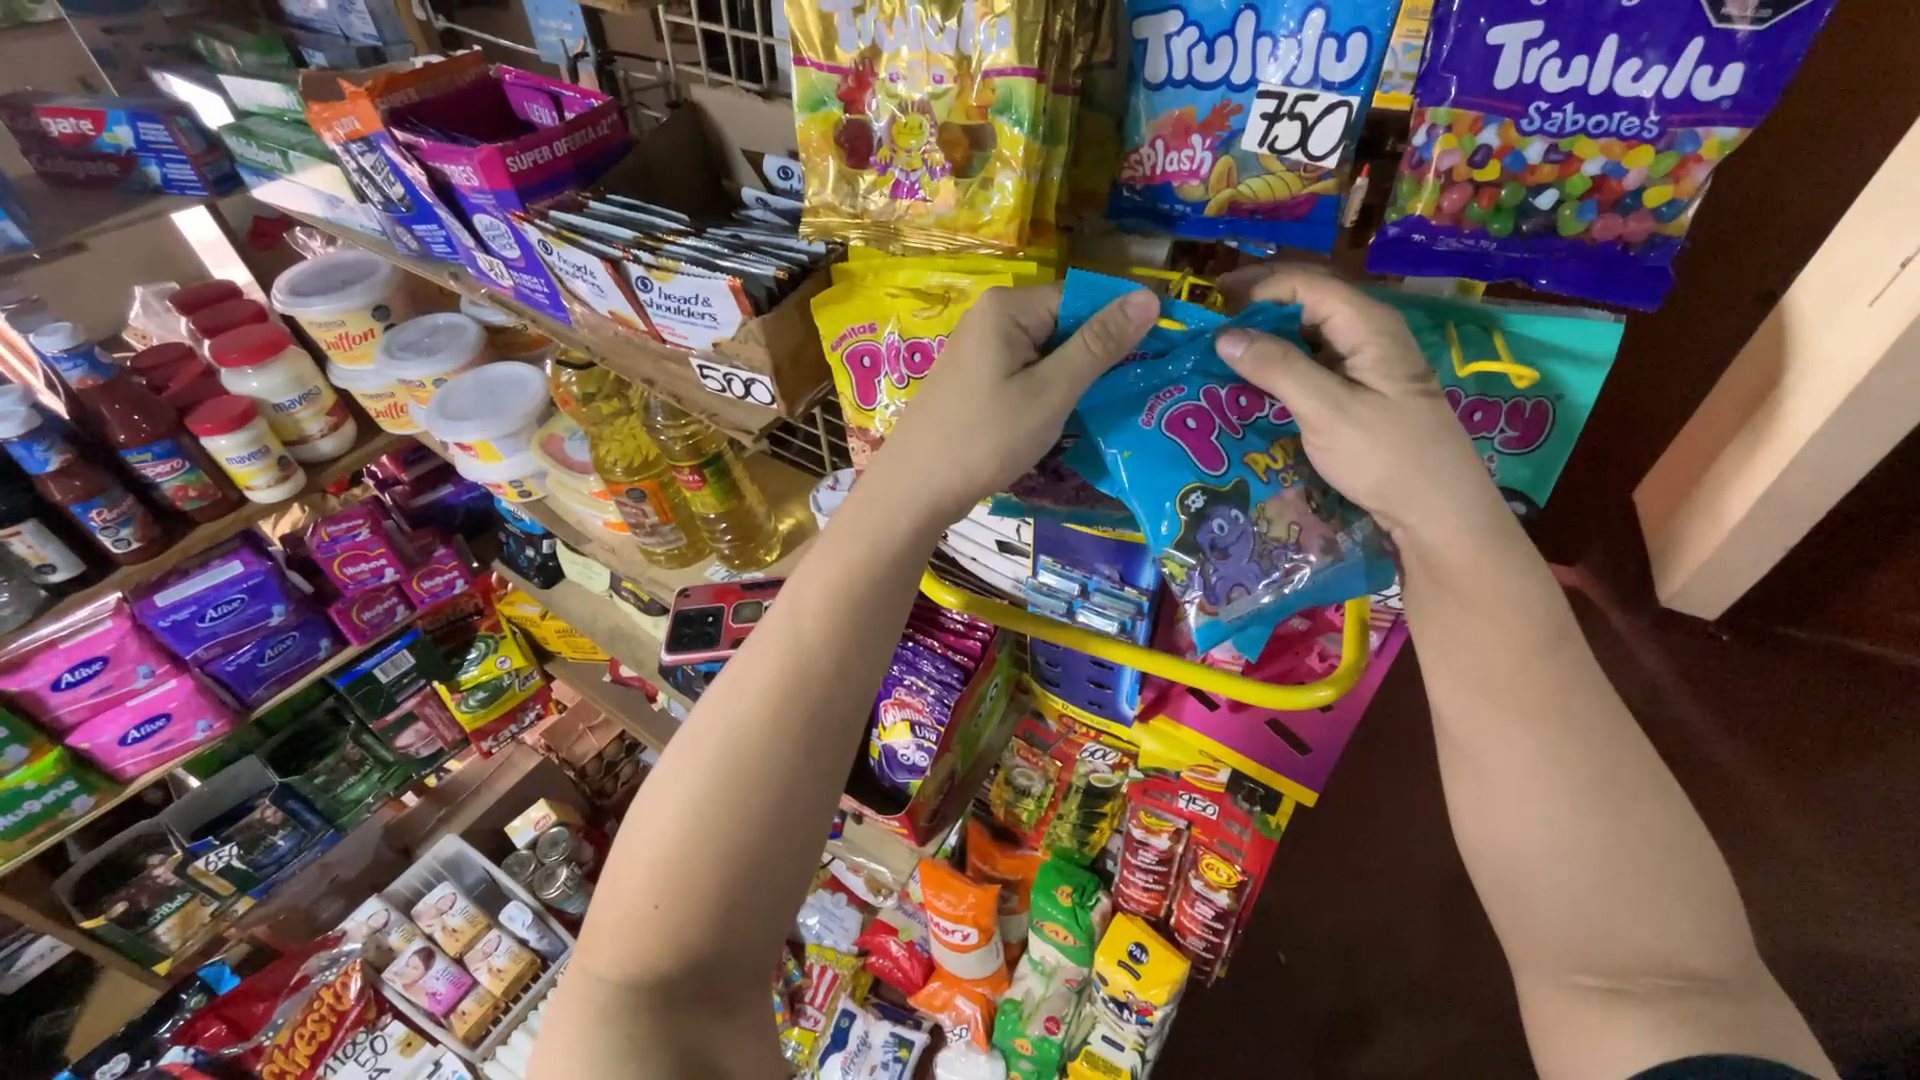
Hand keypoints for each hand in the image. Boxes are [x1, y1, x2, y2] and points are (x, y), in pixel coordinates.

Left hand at [867, 284, 1156, 525]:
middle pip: (1065, 323)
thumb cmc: (986, 438)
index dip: (1121, 326)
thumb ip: (1099, 345)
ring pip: (1047, 352)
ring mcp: (980, 349)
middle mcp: (992, 316)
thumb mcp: (1051, 392)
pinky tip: (1066, 418)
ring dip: (1077, 378)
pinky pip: (1026, 373)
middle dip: (1099, 355)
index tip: (1157, 359)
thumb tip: (1150, 297)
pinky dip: (1050, 391)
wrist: (917, 489)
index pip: (1083, 298)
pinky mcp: (976, 379)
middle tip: (1136, 391)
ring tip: (1108, 409)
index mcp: (1009, 307)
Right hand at [1213, 267, 1504, 542]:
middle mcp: (1366, 334)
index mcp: (1367, 325)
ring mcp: (1364, 364)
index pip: (1304, 283)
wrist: (1436, 509)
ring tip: (1220, 358)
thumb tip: (1224, 335)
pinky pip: (1311, 366)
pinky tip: (1251, 386)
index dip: (1255, 289)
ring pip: (1305, 336)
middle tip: (1207, 330)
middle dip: (1255, 311)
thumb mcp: (1326, 410)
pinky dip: (1278, 368)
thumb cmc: (1386, 456)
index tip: (1210, 309)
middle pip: (1304, 304)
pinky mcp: (1357, 392)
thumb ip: (1277, 367)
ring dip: (1264, 341)